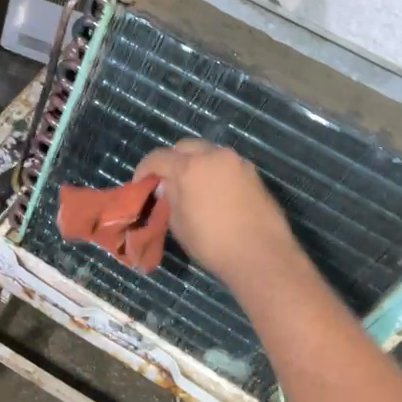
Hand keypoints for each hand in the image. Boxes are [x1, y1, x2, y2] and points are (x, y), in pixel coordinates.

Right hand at [135, 140, 295, 285]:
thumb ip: (170, 197)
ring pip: (208, 153)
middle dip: (172, 161)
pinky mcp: (253, 174)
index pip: (158, 157)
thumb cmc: (211, 242)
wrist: (261, 255)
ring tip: (190, 188)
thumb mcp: (178, 222)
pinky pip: (226, 165)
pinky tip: (212, 194)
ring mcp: (238, 163)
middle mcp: (215, 156)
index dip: (144, 170)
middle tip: (166, 182)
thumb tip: (168, 186)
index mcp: (190, 166)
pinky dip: (213, 172)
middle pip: (185, 147)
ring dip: (194, 164)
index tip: (140, 184)